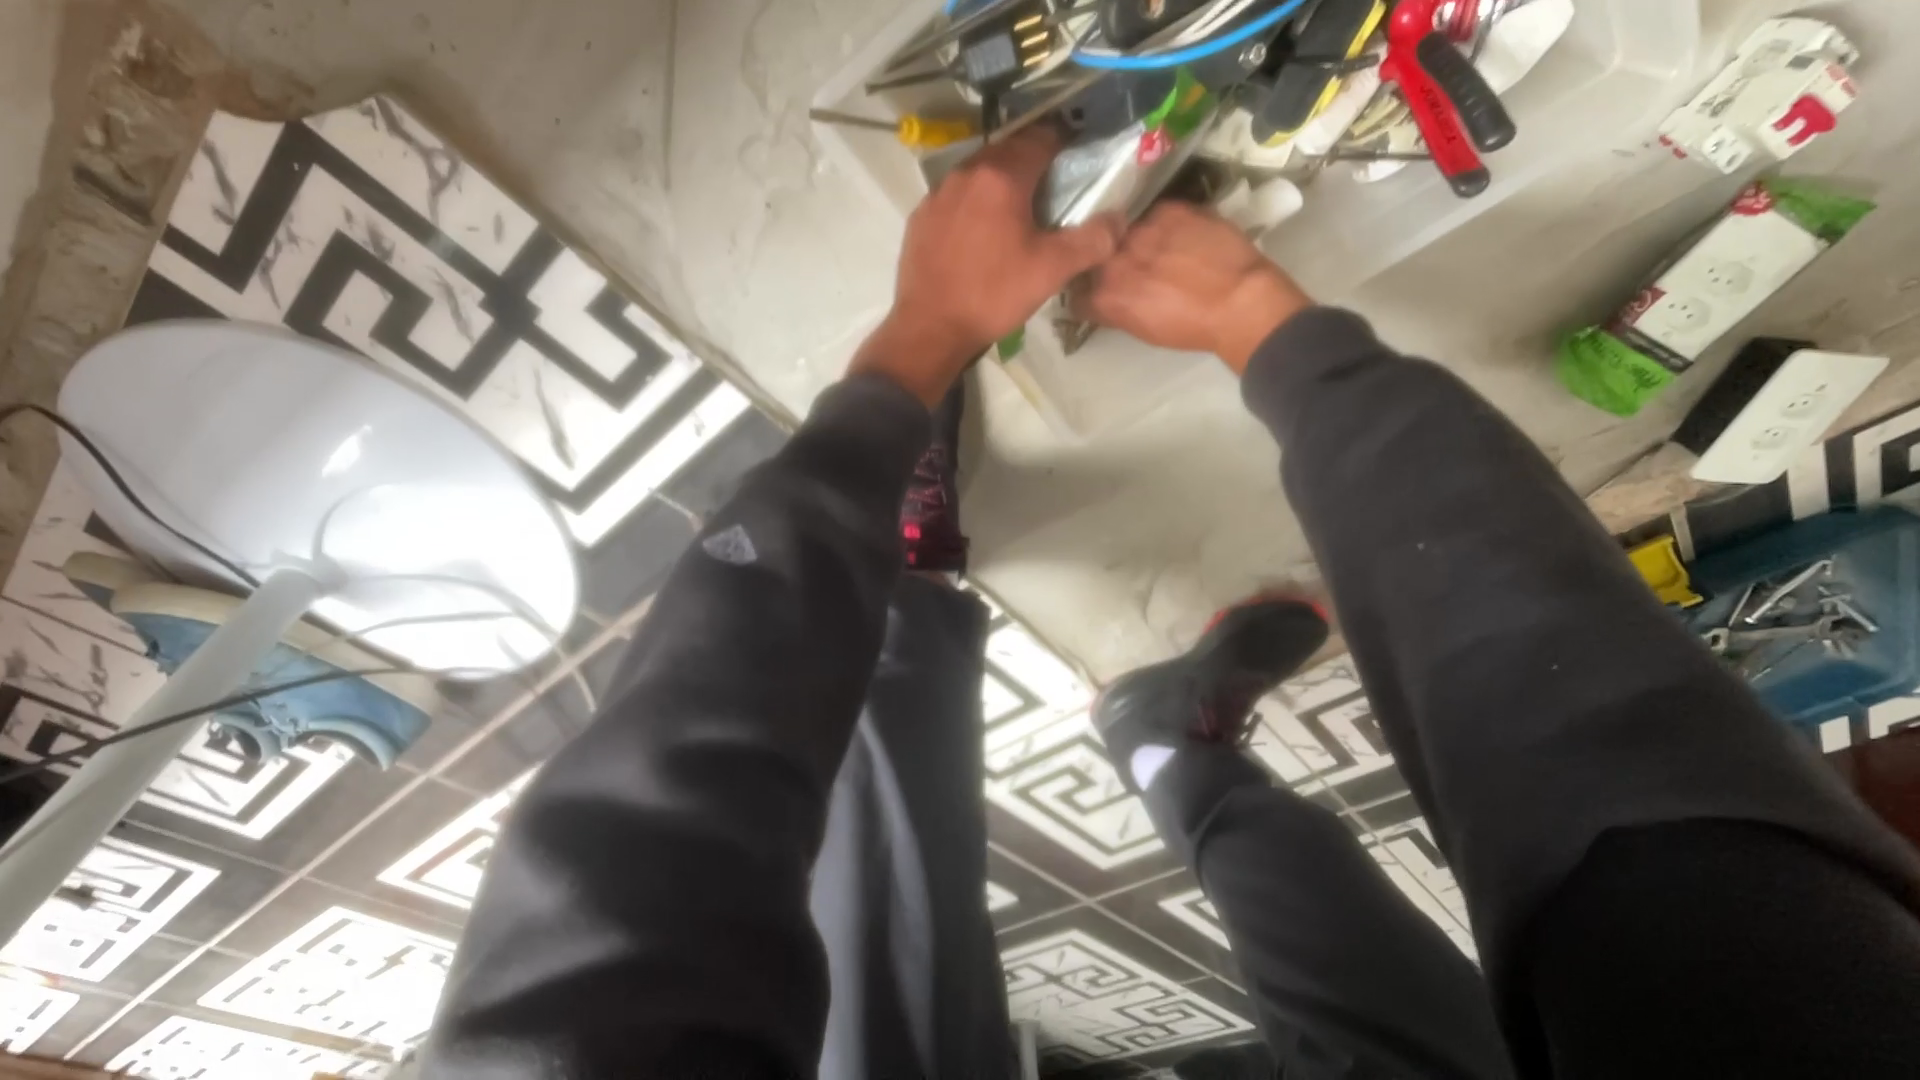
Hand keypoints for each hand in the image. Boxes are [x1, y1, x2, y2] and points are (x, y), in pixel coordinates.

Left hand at [850, 128, 1123, 406]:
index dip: (1063, 143)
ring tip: (1018, 208)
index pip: (1041, 139)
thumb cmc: (993, 295)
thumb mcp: (1051, 271)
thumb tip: (1117, 221)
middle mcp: (966, 173)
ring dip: (1001, 181)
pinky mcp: (921, 218)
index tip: (1077, 156)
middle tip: (1052, 185)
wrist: (930, 328)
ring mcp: (938, 194)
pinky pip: (955, 197)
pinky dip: (974, 203)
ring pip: (978, 173)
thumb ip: (1091, 241)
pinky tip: (981, 231)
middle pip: (1007, 151)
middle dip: (1032, 160)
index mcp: (1002, 176)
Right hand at [1080, 201, 1312, 374]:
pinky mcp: (1168, 209)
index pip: (1078, 289)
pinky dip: (1164, 223)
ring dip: (1135, 238)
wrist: (1238, 302)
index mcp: (1104, 295)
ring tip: (1159, 248)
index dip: (1090, 290)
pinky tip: (1181, 235)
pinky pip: (1156, 213)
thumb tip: (1107, 299)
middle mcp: (1113, 259)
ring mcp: (1140, 230)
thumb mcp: (1141, 329)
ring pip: (1125, 230)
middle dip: (1109, 259)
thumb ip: (1114, 309)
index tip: (1101, 291)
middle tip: (1133, 268)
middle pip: (1098, 254)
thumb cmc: (1190, 328)